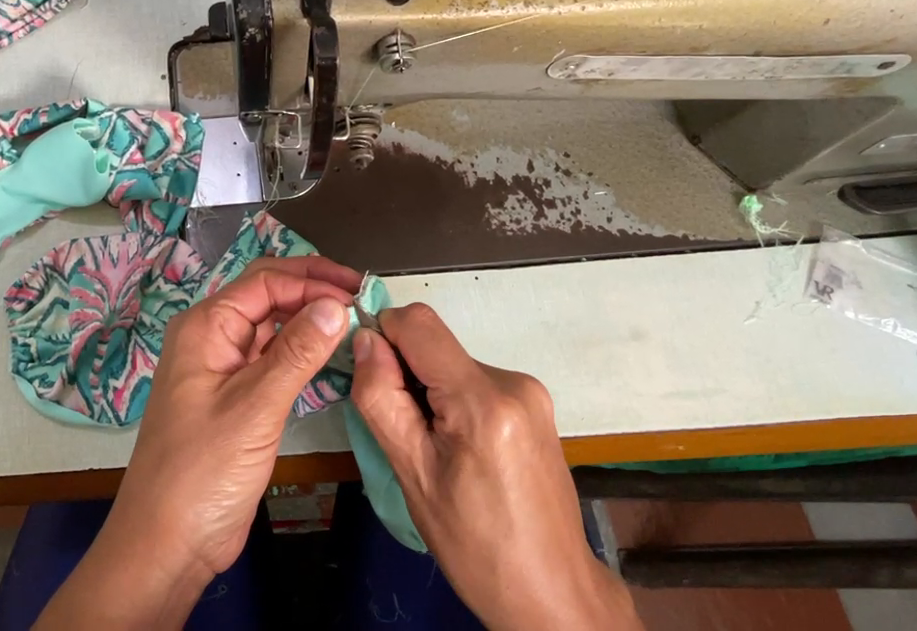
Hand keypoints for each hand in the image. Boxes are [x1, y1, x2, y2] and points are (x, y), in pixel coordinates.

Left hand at [35, 256, 359, 628]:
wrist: (169, 541)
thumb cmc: (203, 471)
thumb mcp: (255, 407)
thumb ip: (297, 353)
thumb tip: (336, 304)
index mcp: (205, 326)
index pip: (265, 282)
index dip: (313, 279)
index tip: (359, 289)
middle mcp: (212, 338)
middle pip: (267, 296)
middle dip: (312, 291)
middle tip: (363, 298)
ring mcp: (223, 369)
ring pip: (271, 327)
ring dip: (309, 319)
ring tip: (355, 320)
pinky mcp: (236, 398)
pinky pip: (272, 359)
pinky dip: (301, 351)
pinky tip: (330, 353)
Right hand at [352, 304, 639, 630]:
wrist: (551, 592)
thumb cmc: (474, 544)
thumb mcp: (411, 473)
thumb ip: (381, 397)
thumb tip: (364, 339)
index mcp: (483, 399)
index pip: (417, 323)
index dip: (382, 336)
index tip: (373, 379)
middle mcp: (513, 381)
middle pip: (434, 343)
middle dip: (406, 372)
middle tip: (405, 432)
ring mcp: (530, 391)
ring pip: (452, 363)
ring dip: (430, 390)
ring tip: (436, 449)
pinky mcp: (535, 405)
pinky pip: (474, 381)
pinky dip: (453, 400)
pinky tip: (460, 449)